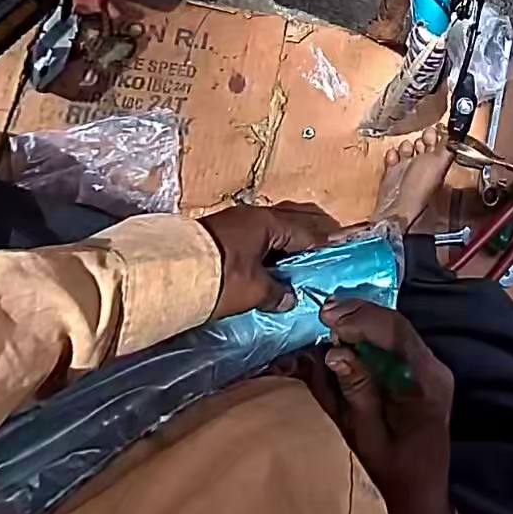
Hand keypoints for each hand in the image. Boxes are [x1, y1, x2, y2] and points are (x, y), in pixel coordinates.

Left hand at [198, 202, 338, 317]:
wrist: (171, 272)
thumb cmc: (220, 277)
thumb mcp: (253, 290)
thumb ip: (276, 292)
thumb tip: (290, 297)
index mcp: (269, 223)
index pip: (307, 233)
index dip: (325, 244)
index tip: (341, 250)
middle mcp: (256, 215)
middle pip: (293, 221)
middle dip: (310, 235)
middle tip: (326, 251)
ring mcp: (238, 220)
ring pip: (274, 227)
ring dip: (288, 241)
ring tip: (301, 260)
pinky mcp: (224, 231)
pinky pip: (259, 234)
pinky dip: (272, 245)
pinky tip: (274, 262)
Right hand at [319, 299, 454, 513]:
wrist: (422, 494)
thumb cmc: (393, 470)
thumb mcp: (366, 436)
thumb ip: (354, 391)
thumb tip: (334, 352)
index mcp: (426, 381)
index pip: (397, 333)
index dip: (362, 319)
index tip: (330, 318)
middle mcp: (433, 365)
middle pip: (396, 324)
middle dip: (358, 314)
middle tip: (325, 312)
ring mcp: (429, 364)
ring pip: (394, 327)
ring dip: (362, 319)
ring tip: (331, 317)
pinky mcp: (420, 367)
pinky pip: (393, 339)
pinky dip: (368, 331)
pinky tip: (347, 330)